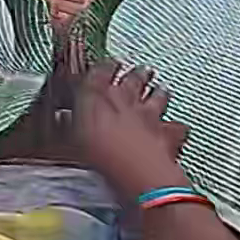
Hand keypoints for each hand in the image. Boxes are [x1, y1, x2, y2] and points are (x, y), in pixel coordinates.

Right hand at [65, 51, 190, 199]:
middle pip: (133, 78)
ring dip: (158, 91)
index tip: (108, 61)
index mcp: (98, 96)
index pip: (100, 71)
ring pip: (157, 96)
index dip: (104, 65)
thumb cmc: (100, 157)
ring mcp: (150, 116)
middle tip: (140, 67)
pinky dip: (176, 126)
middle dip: (135, 72)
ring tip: (161, 87)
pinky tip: (178, 126)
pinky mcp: (169, 135)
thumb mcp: (70, 139)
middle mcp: (126, 100)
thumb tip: (61, 117)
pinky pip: (176, 127)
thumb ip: (67, 123)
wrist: (137, 177)